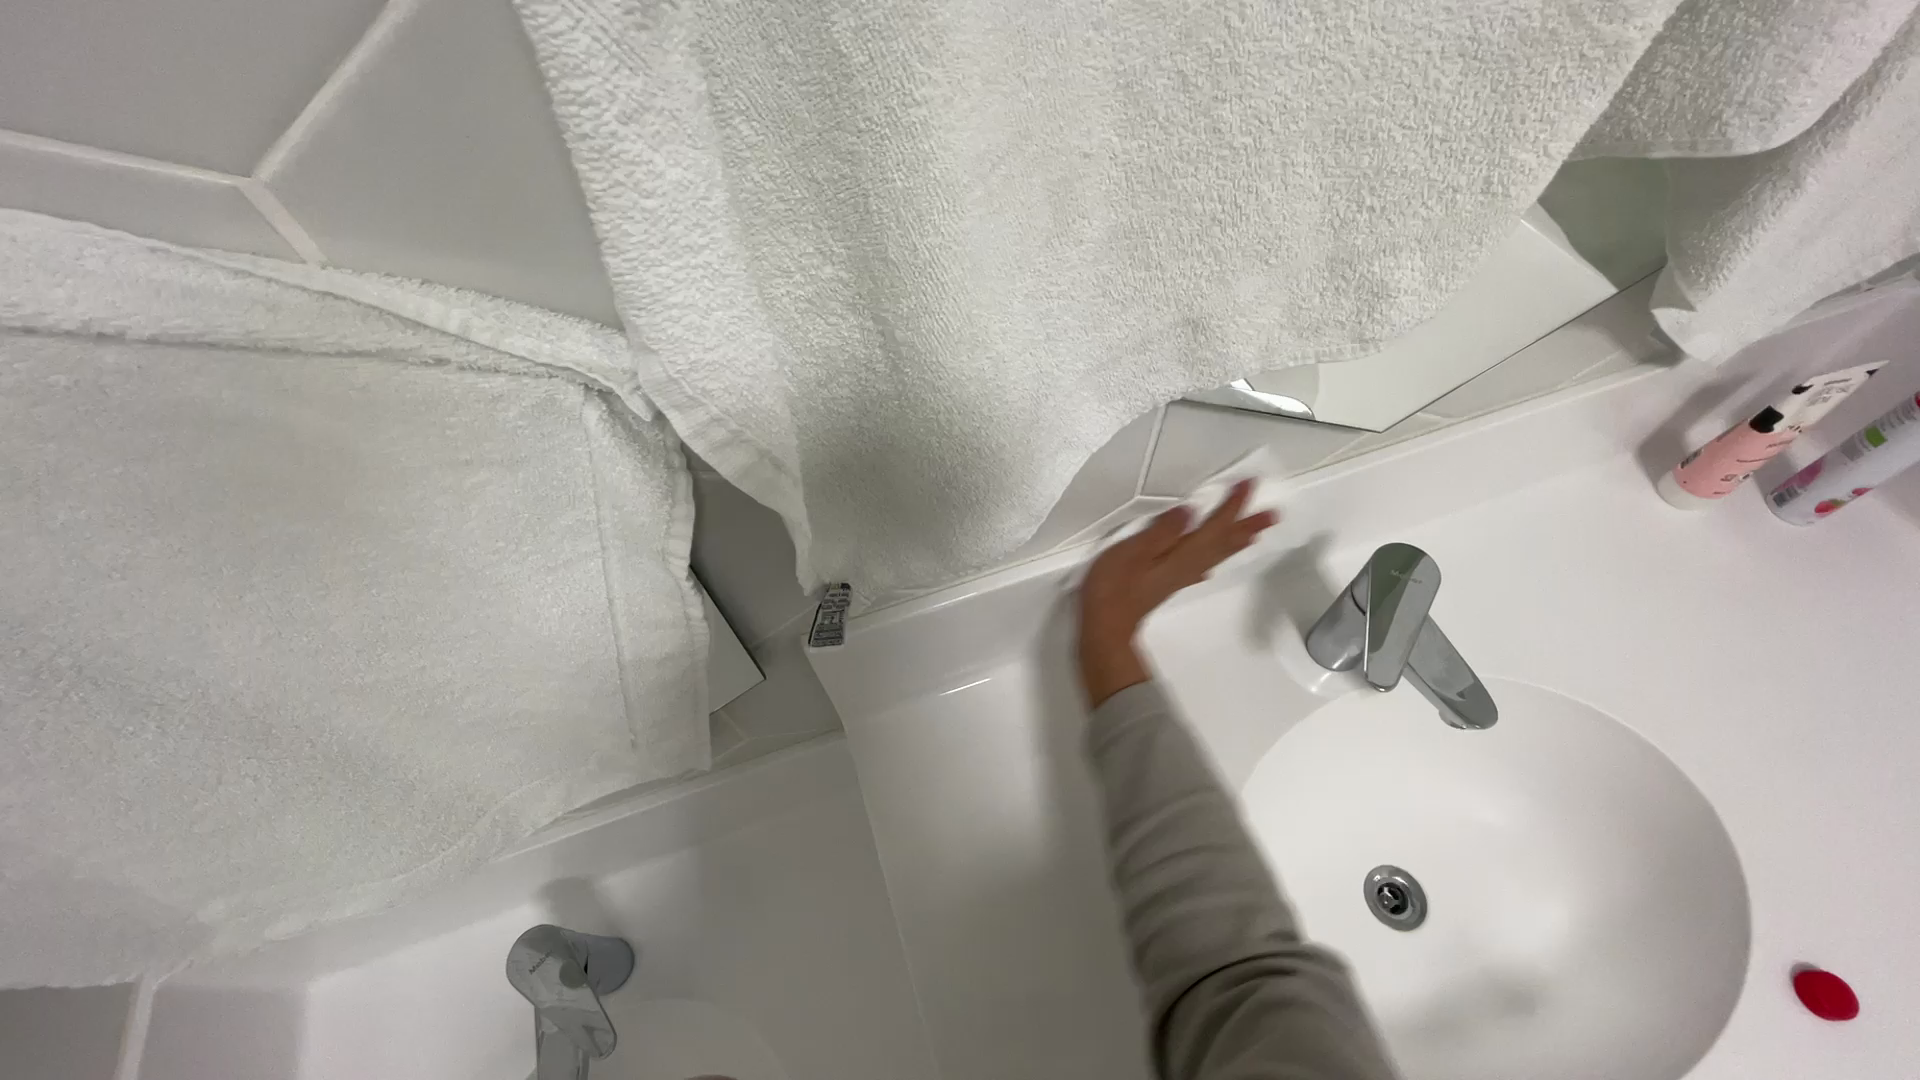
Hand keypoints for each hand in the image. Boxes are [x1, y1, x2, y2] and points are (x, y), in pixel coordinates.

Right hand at [1076, 479, 1277, 706]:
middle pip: (1222, 543)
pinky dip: (1212, 561)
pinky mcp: (1167, 585)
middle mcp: (1187, 566)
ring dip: (1235, 543)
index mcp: (1181, 554)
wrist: (1105, 628)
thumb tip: (1190, 511)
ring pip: (1215, 556)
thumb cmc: (1113, 587)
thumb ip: (1162, 531)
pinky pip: (1200, 568)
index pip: (1213, 526)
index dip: (1231, 506)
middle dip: (1246, 526)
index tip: (1249, 485)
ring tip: (1254, 534)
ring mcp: (1178, 578)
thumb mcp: (1132, 551)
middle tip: (1273, 515)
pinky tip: (1210, 565)